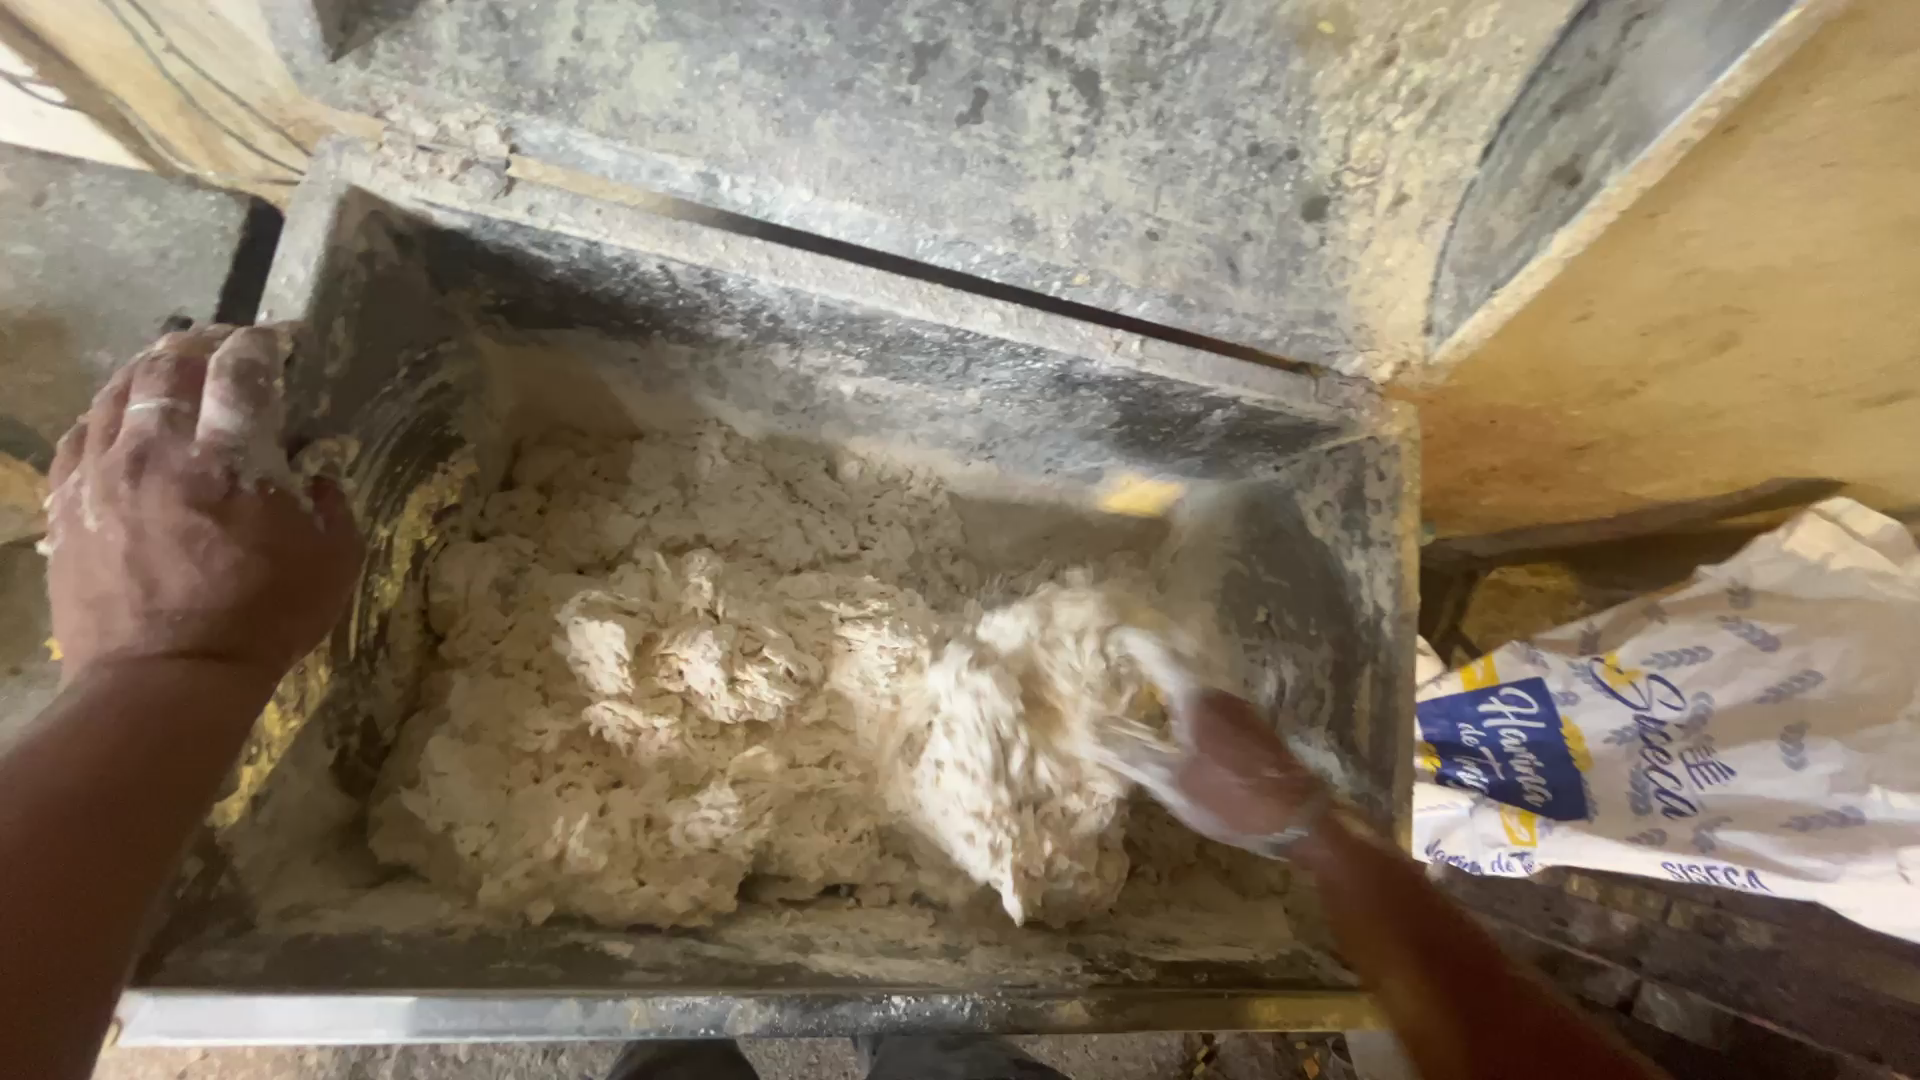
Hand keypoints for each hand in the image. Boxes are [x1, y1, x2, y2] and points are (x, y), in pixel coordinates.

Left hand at [43, 325, 361, 686]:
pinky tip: (129, 411)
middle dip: (207, 343)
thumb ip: (327, 499)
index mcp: (234, 463)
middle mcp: (159, 451)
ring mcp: (103, 472)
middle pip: (171, 367)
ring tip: (180, 362)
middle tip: (235, 342)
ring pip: (117, 390)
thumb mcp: (335, 555)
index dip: (267, 344)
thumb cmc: (271, 613)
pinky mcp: (69, 499)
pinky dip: (111, 408)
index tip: (288, 338)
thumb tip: (309, 469)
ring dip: (154, 367)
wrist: (170, 671)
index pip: (244, 374)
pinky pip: (82, 430)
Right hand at [1102, 631, 1330, 852]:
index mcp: (1196, 703)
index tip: (1122, 632)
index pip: (1162, 660)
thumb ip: (1131, 757)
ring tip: (1155, 704)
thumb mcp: (1172, 785)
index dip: (1141, 646)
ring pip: (1200, 694)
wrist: (1302, 822)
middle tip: (1134, 672)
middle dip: (1157, 672)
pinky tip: (1190, 733)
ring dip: (1178, 696)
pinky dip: (1197, 712)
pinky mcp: (1257, 730)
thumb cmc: (1230, 800)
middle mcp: (1220, 697)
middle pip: (1182, 675)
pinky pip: (1216, 710)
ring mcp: (1242, 712)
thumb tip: (1089, 736)